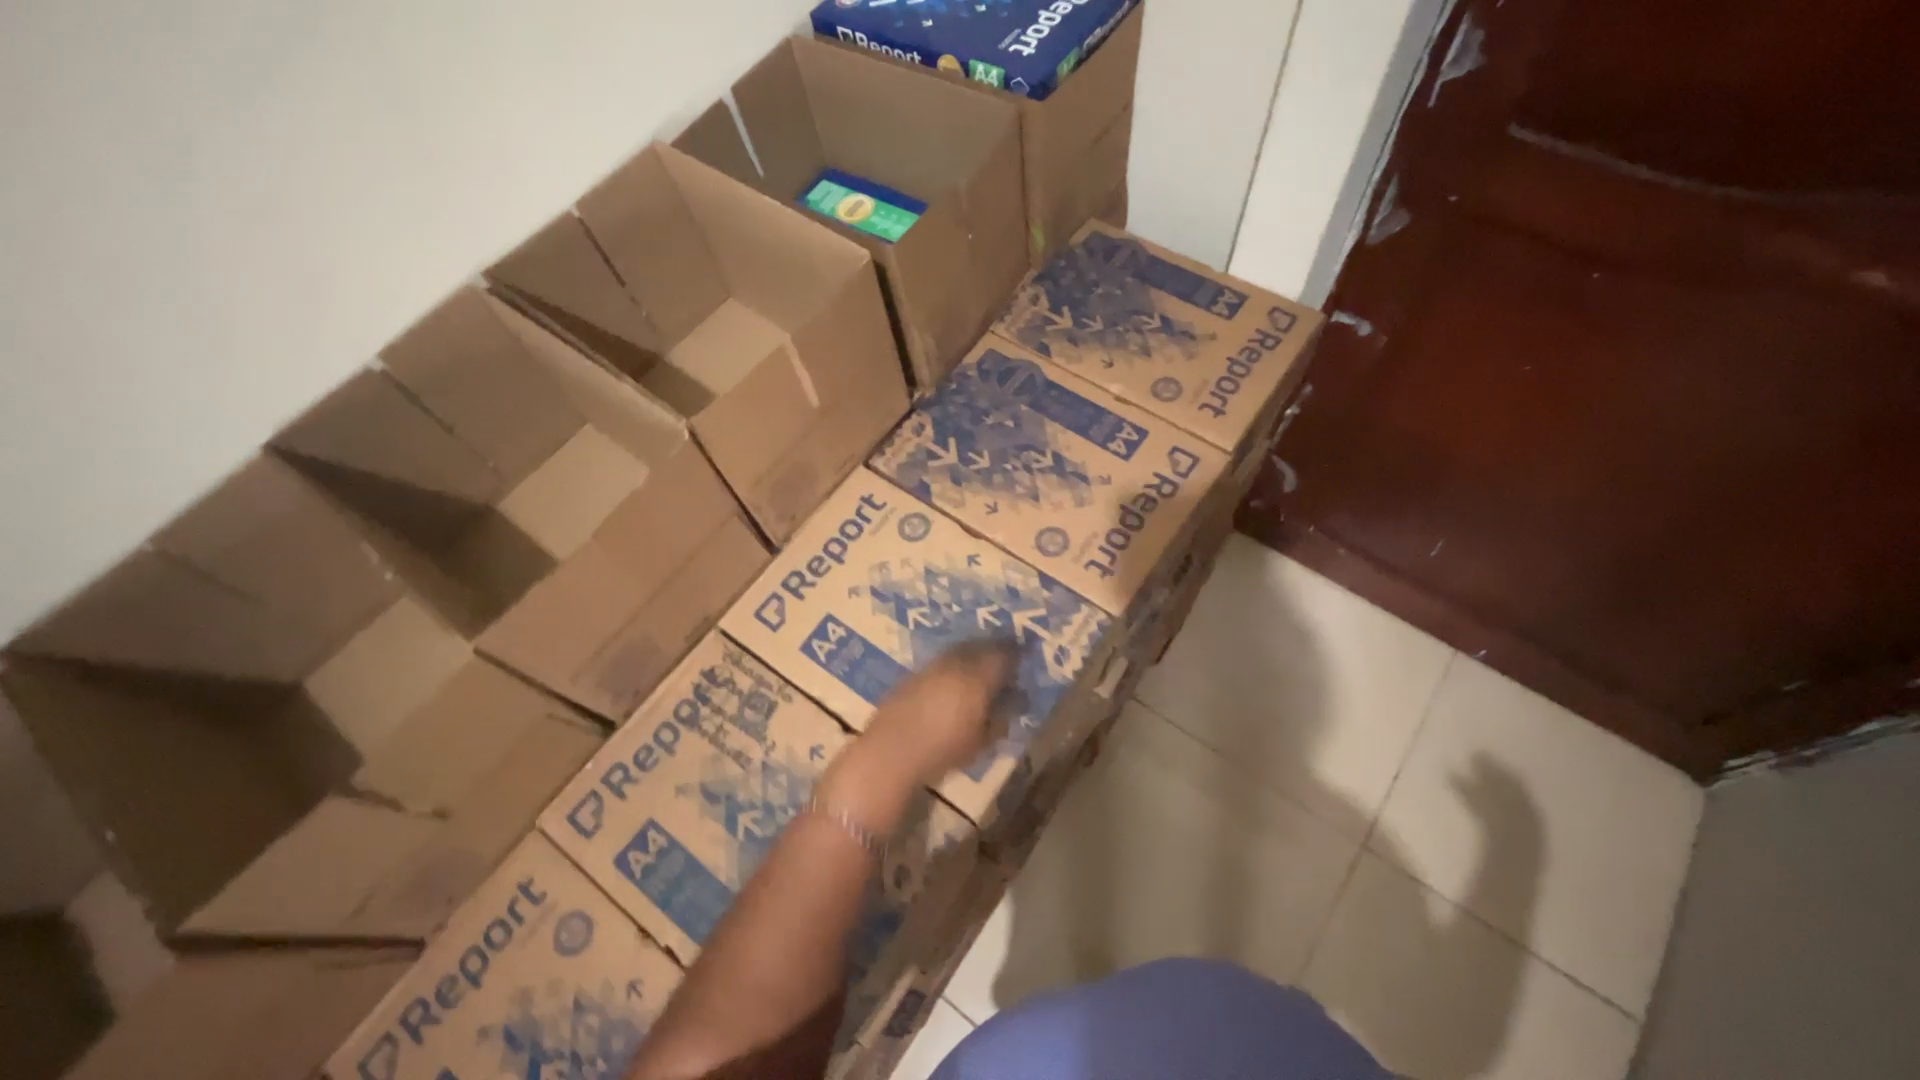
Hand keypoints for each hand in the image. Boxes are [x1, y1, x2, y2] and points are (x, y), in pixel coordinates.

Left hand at [869, 637, 1022, 784]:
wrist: (890, 752)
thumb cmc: (944, 750)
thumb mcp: (983, 740)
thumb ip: (1003, 716)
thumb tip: (1018, 699)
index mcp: (977, 676)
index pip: (1004, 654)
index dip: (1017, 653)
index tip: (1025, 655)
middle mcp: (954, 663)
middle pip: (980, 647)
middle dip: (994, 649)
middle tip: (1005, 657)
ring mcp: (930, 666)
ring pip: (958, 651)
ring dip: (972, 654)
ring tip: (980, 668)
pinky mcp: (911, 675)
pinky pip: (940, 662)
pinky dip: (952, 665)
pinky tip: (952, 680)